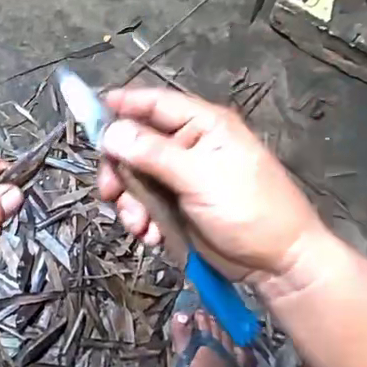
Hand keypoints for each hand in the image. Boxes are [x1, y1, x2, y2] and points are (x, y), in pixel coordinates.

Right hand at [95, 87, 326, 286]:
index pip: (154, 103)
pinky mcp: (177, 206)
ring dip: (129, 202)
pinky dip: (141, 219)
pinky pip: (144, 204)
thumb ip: (152, 153)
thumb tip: (110, 131)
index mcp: (203, 125)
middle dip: (119, 170)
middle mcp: (189, 145)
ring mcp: (181, 177)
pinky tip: (152, 236)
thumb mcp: (200, 177)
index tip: (89, 114)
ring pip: (134, 178)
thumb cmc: (249, 209)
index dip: (122, 106)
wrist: (278, 263)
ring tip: (139, 225)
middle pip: (134, 144)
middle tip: (110, 192)